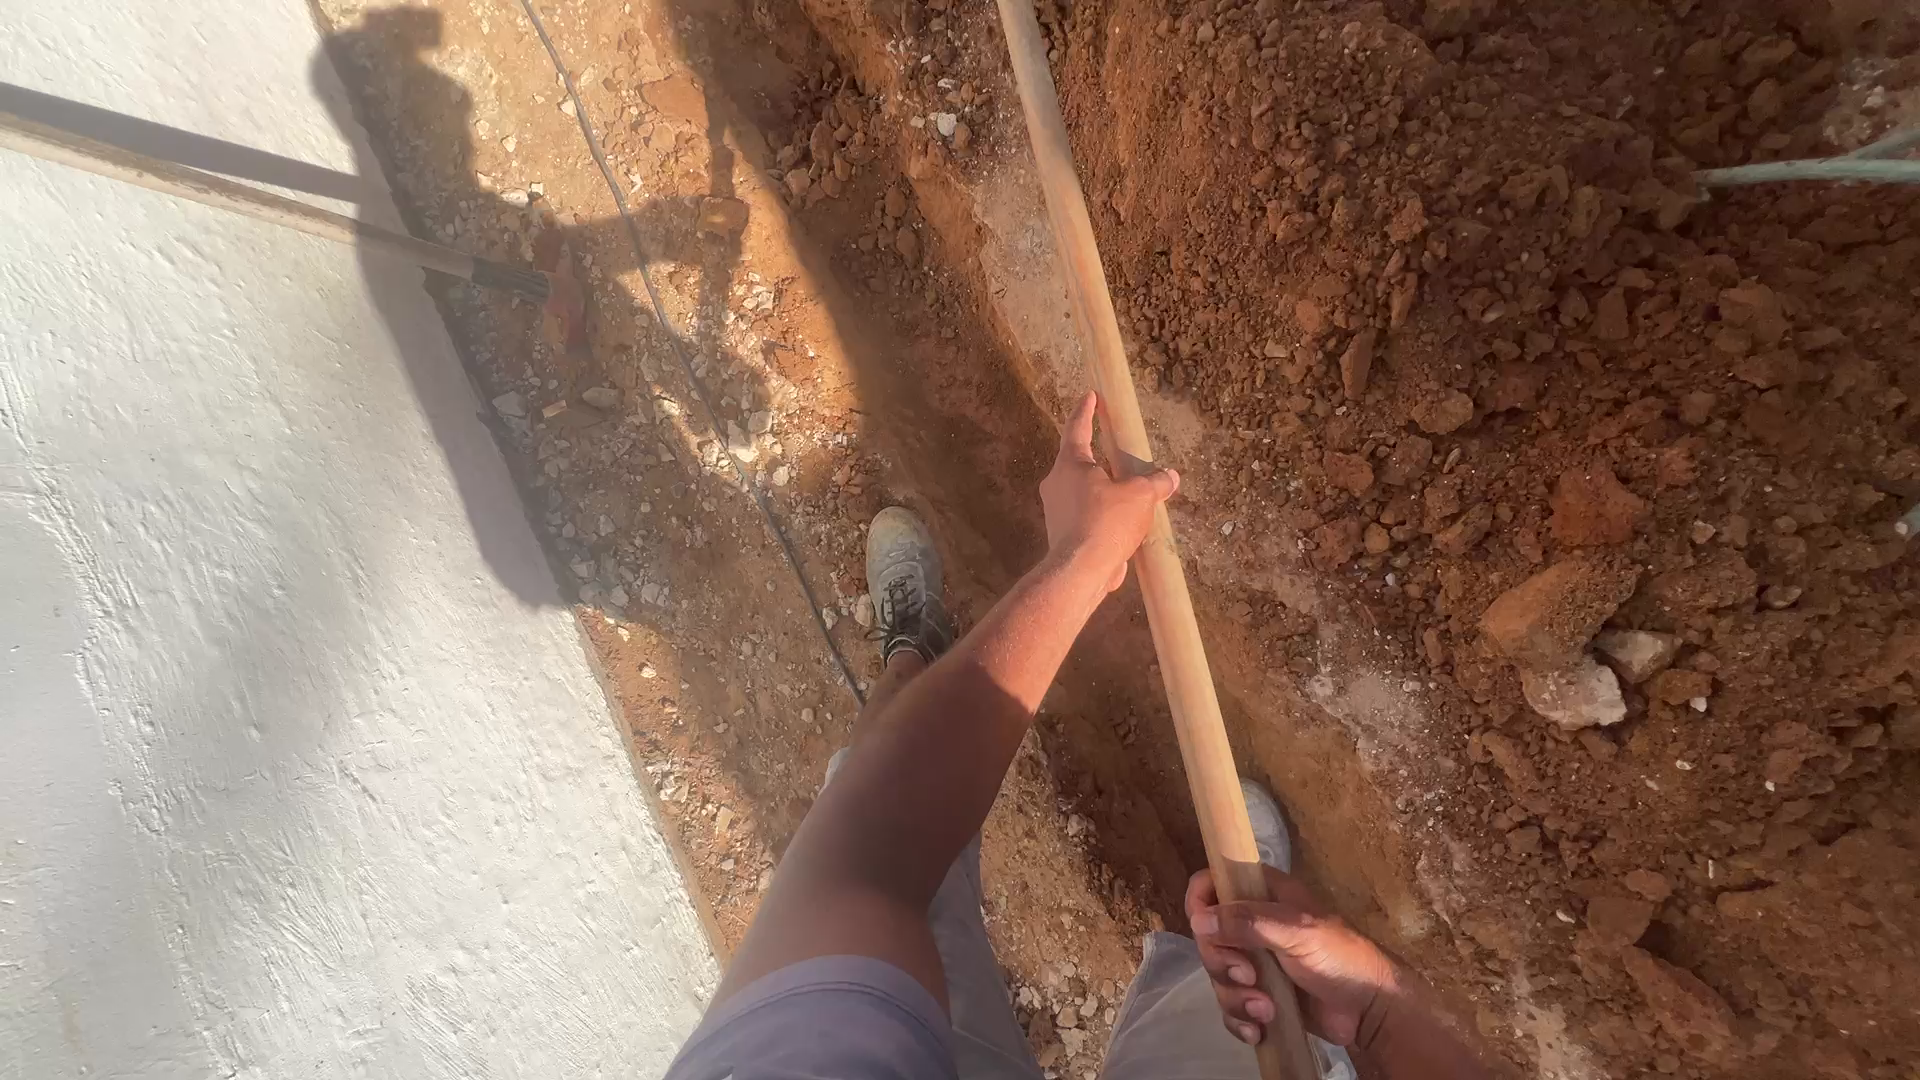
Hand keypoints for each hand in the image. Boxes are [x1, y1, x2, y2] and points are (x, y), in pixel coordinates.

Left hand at [1039, 392, 1179, 591]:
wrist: (1080, 570)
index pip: (1077, 428)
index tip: (1090, 396)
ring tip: (1130, 494)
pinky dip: (1103, 515)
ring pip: (1083, 492)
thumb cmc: (1106, 522)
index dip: (1086, 411)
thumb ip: (1155, 482)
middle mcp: (1056, 483)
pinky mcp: (1063, 534)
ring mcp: (1056, 510)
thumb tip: (1170, 477)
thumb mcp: (1139, 496)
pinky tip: (1124, 524)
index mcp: (1070, 464)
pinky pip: (1086, 516)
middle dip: (1099, 457)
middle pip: (1079, 462)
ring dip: (1105, 490)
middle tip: (1116, 450)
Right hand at [1186, 866, 1401, 1049]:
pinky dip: (1239, 1019)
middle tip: (1249, 977)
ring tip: (1266, 1010)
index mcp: (1259, 894)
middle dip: (1223, 963)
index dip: (1200, 902)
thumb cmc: (1339, 956)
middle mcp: (1250, 923)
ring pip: (1218, 975)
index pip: (1211, 883)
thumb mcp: (1295, 929)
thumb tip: (1199, 920)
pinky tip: (1258, 1030)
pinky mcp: (1260, 995)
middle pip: (1208, 936)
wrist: (1371, 1011)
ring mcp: (1254, 961)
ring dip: (1235, 997)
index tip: (1204, 928)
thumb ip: (1247, 922)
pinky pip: (1231, 1006)